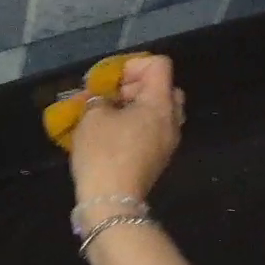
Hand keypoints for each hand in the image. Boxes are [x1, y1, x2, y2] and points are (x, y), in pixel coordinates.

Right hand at [70, 55, 184, 204]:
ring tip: (111, 113)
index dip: (134, 64)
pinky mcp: (159, 157)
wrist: (111, 200)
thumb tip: (104, 100)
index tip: (112, 80)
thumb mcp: (93, 115)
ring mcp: (168, 141)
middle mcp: (171, 120)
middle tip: (114, 95)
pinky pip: (154, 128)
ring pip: (160, 110)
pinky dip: (137, 123)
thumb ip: (100, 98)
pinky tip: (113, 132)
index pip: (160, 65)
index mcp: (160, 104)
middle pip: (164, 87)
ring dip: (137, 105)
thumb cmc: (103, 152)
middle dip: (138, 85)